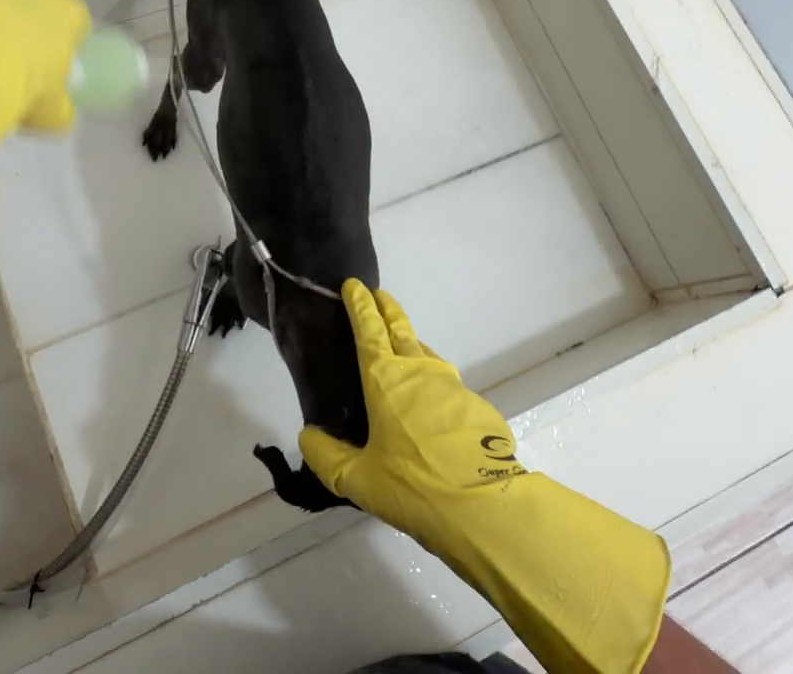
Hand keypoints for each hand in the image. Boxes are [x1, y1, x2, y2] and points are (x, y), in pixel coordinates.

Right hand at [302, 281, 671, 673]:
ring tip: (400, 350)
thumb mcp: (357, 479)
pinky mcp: (476, 407)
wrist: (484, 507)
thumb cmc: (412, 485)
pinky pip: (447, 386)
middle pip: (401, 328)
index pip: (369, 329)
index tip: (353, 285)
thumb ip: (327, 456)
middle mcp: (420, 372)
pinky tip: (429, 405)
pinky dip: (432, 384)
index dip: (359, 304)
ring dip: (411, 345)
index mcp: (386, 379)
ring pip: (427, 355)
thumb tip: (309, 437)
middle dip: (387, 308)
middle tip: (378, 296)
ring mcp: (453, 386)